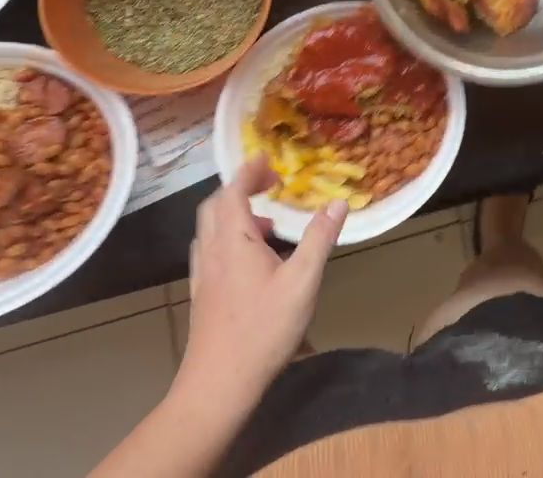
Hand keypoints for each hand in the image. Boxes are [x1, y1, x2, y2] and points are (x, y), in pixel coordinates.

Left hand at [176, 157, 345, 412]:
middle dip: (240, 187)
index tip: (267, 158)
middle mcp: (213, 252)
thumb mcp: (303, 281)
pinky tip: (252, 258)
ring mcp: (204, 276)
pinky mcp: (204, 296)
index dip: (249, 172)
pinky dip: (230, 237)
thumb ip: (319, 238)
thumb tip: (338, 202)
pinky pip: (212, 251)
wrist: (218, 384)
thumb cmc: (263, 328)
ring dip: (234, 213)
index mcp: (234, 242)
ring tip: (268, 219)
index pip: (233, 193)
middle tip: (270, 182)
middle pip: (215, 207)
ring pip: (211, 230)